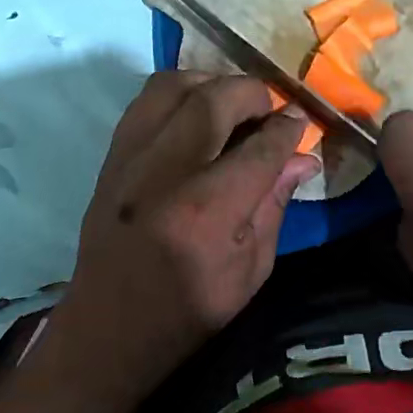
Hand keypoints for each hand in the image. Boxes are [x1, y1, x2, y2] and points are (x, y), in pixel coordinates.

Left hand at [53, 71, 320, 389]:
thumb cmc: (190, 310)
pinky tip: (195, 117)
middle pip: (214, 99)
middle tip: (270, 109)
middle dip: (253, 93)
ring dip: (211, 84)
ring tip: (232, 106)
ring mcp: (129, 161)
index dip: (289, 127)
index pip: (260, 147)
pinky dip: (177, 96)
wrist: (109, 329)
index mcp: (207, 212)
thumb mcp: (251, 270)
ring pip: (172, 86)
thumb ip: (275, 205)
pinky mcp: (110, 160)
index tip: (302, 119)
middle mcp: (164, 174)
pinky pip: (144, 103)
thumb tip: (303, 157)